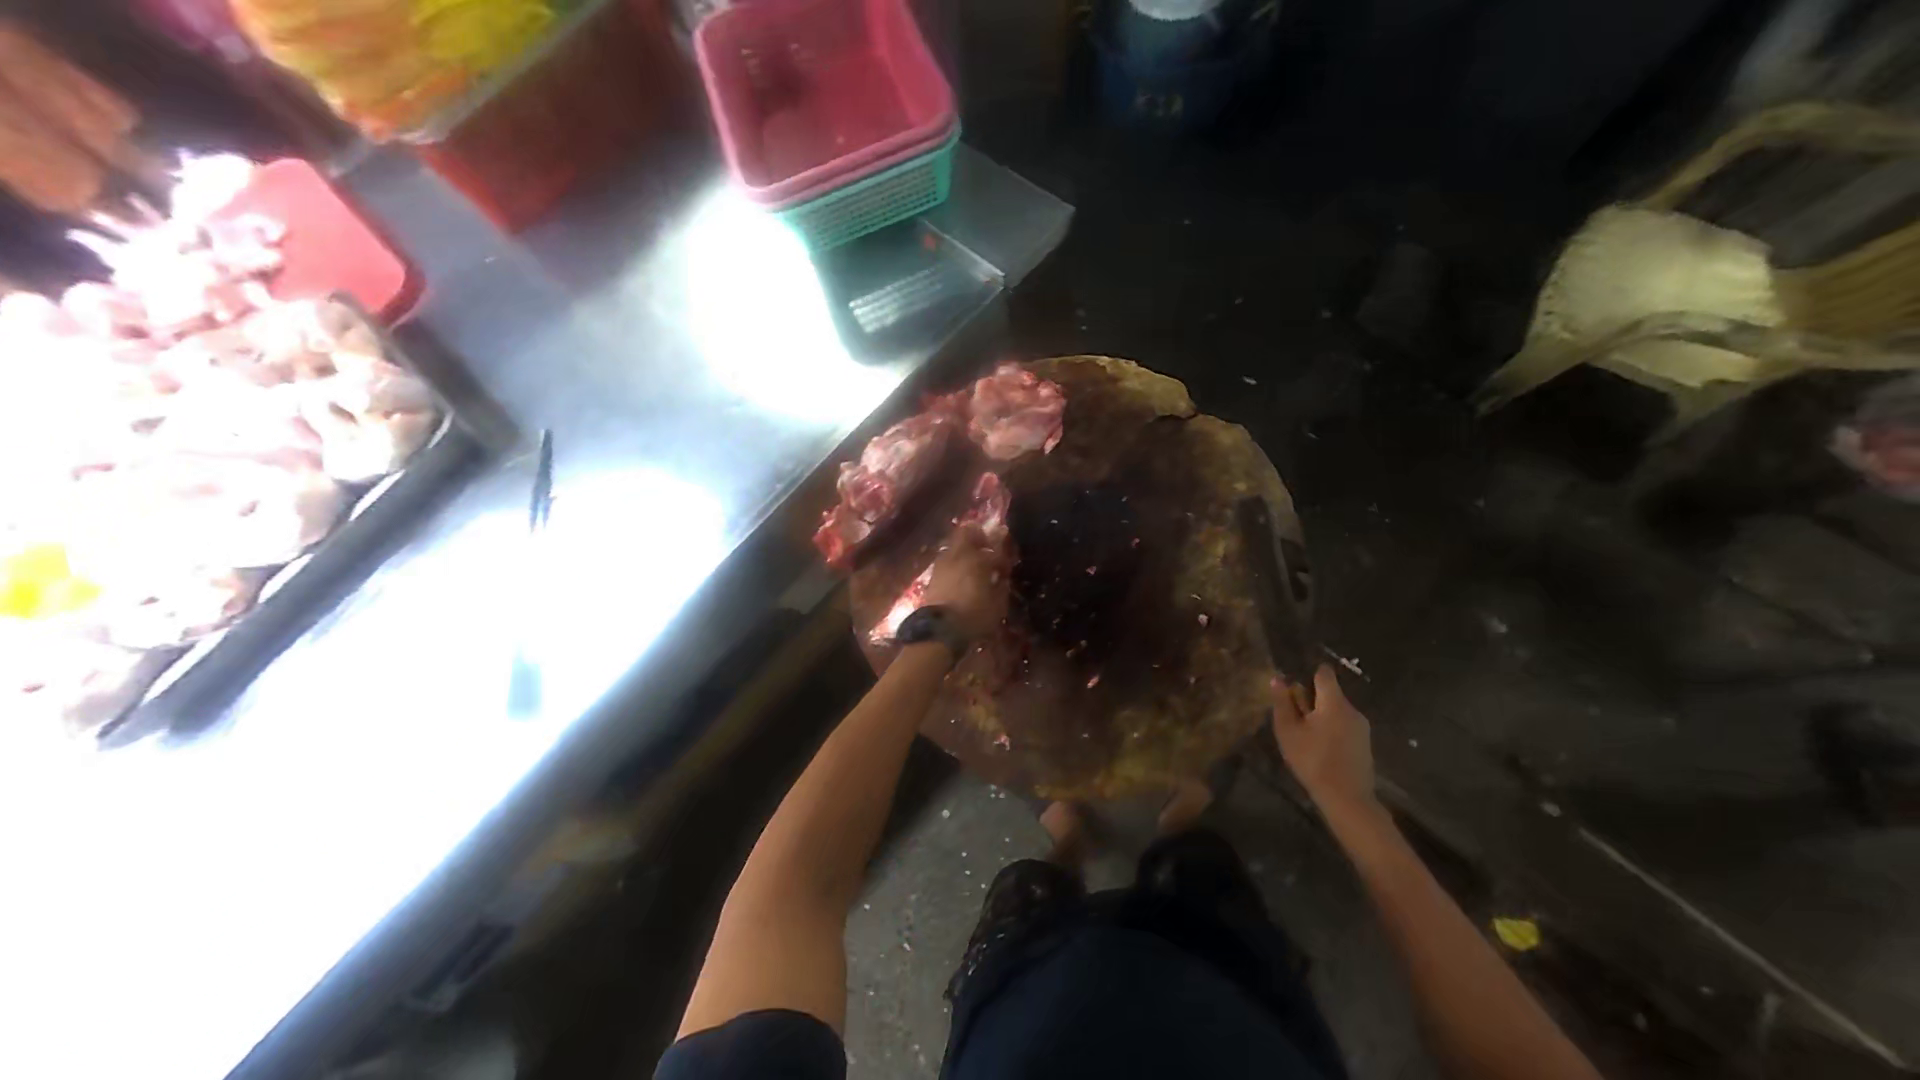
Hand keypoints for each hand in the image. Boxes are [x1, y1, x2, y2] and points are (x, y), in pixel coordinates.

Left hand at [921, 528, 1008, 640]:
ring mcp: (943, 563)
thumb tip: (1000, 578)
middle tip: (987, 549)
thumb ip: (1001, 587)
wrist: (938, 631)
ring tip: (973, 565)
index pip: (996, 551)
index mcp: (978, 560)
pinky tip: (961, 576)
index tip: (1006, 569)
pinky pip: (947, 559)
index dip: (1003, 559)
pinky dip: (955, 563)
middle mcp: (959, 555)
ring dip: (965, 550)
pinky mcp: (933, 574)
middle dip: (979, 536)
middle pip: (968, 531)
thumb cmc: (974, 616)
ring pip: (955, 545)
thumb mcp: (997, 605)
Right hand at [1271, 665, 1377, 815]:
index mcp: (1333, 702)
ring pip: (1337, 710)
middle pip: (1330, 693)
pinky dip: (1331, 728)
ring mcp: (1362, 727)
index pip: (1324, 674)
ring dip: (1321, 715)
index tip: (1294, 685)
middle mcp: (1352, 709)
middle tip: (1293, 717)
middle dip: (1311, 699)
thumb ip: (1282, 703)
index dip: (1309, 674)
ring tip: (1304, 734)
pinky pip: (1344, 725)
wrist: (1347, 798)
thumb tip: (1278, 679)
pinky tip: (1320, 747)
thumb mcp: (1288, 731)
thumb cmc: (1312, 760)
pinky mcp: (1365, 743)